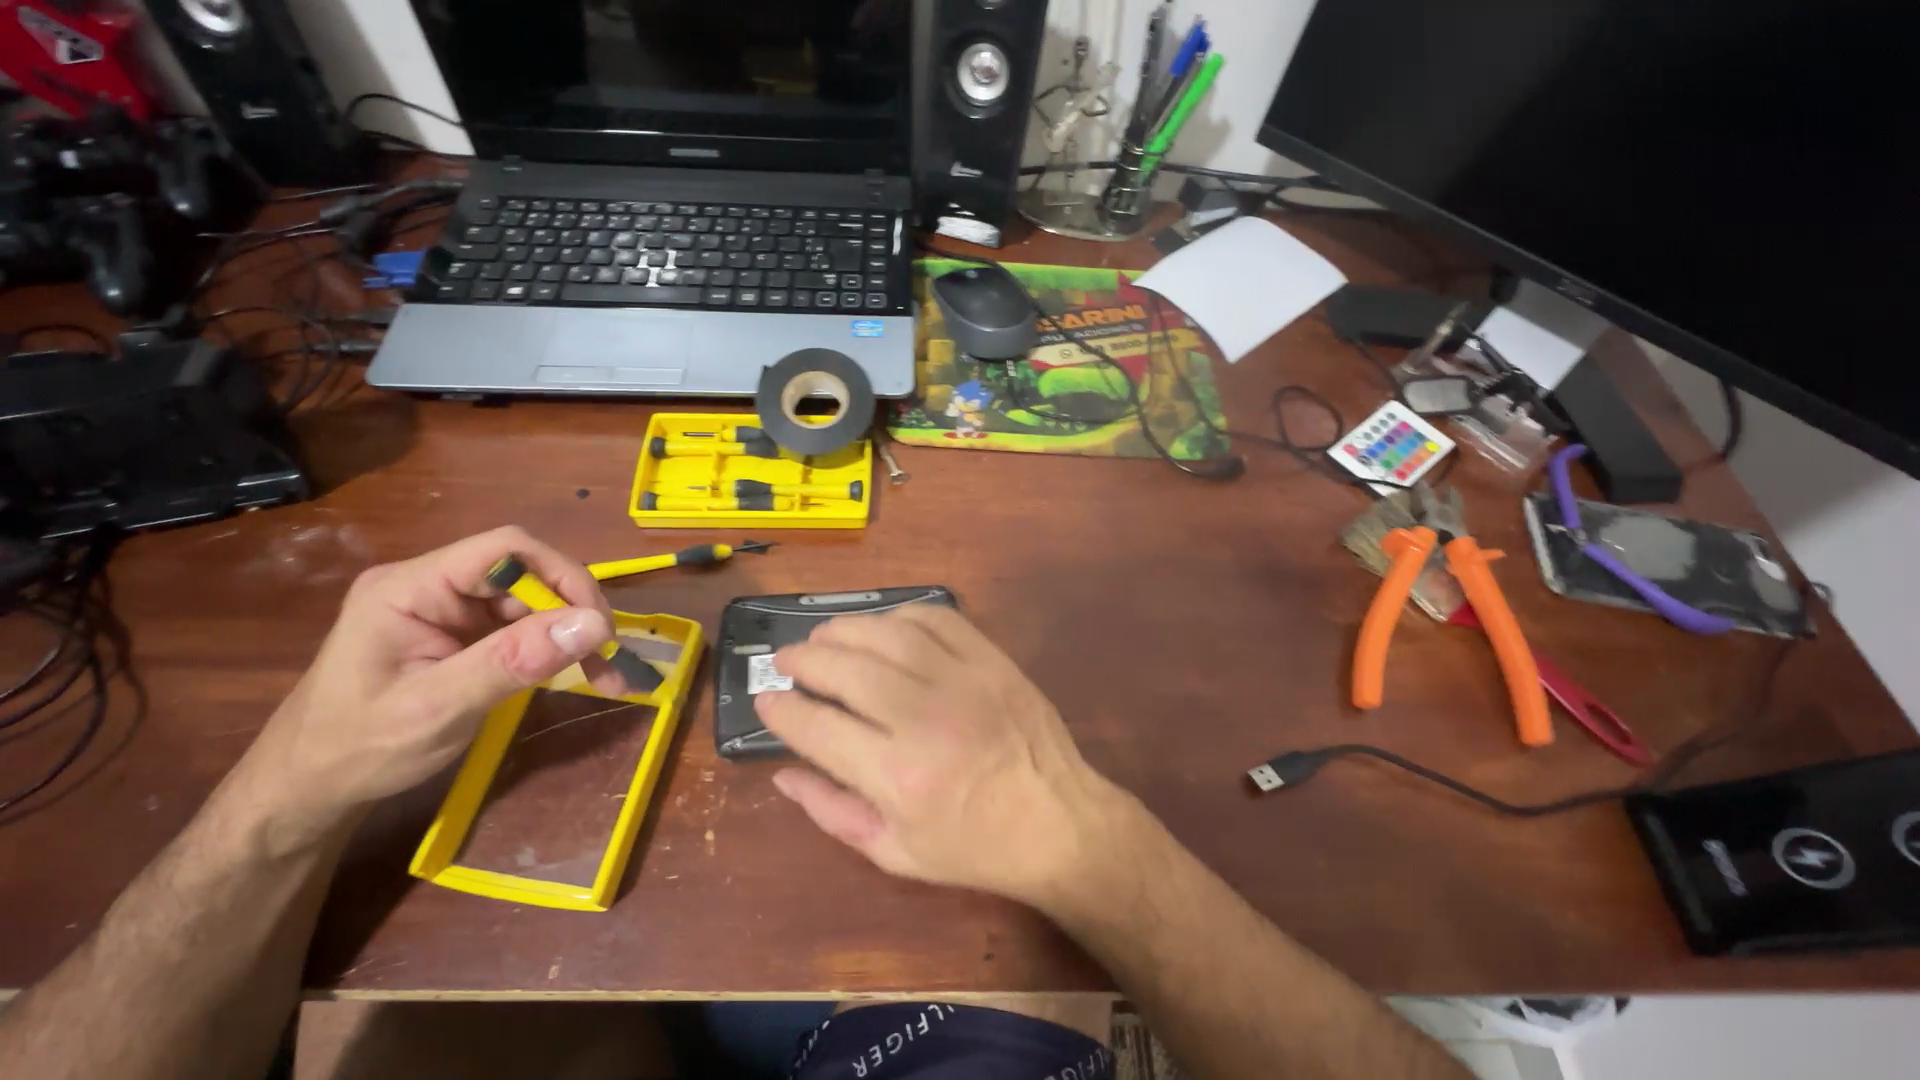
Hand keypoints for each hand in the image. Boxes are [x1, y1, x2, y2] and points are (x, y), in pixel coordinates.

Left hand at [231, 527, 623, 845]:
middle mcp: (431, 586)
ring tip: (606, 675)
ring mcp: (445, 611)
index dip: (562, 576)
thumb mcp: (438, 708)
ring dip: (570, 635)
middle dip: (573, 613)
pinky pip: (519, 628)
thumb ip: (512, 662)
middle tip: (611, 660)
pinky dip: (553, 650)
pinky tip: (577, 674)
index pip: (506, 550)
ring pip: (530, 602)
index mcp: (410, 587)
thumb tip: (594, 624)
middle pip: (525, 575)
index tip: (598, 625)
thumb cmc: (357, 750)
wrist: (306, 791)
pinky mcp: (458, 636)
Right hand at [754, 605, 1130, 903]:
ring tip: (823, 639)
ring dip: (844, 630)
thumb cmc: (973, 847)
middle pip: (845, 668)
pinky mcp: (992, 661)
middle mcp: (925, 719)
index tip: (767, 700)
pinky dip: (900, 615)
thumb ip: (832, 811)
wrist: (1058, 824)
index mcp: (897, 776)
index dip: (782, 709)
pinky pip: (937, 619)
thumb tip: (782, 772)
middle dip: (804, 660)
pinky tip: (882, 628)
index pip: (817, 726)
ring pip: (886, 633)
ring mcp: (964, 681)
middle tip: (787, 661)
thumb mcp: (895, 852)